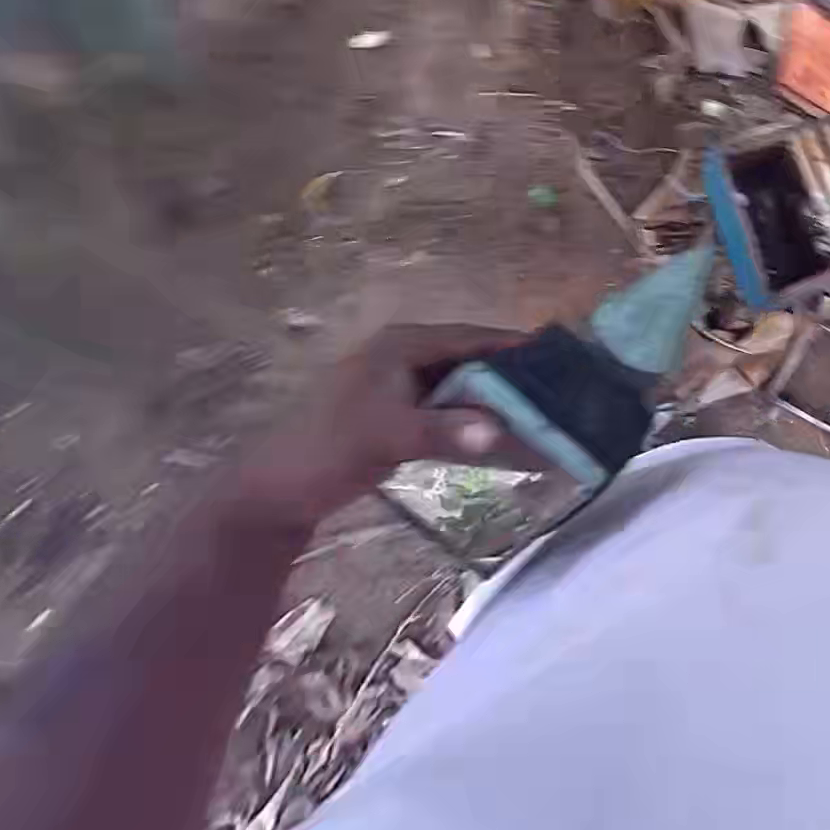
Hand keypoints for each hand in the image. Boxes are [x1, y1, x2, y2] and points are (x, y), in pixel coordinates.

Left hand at [235, 324, 536, 529]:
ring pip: (466, 383)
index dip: (513, 344)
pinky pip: (454, 406)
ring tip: (541, 408)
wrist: (272, 493)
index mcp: (402, 345)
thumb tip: (497, 431)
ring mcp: (406, 384)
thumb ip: (442, 431)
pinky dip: (478, 416)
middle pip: (473, 358)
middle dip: (512, 372)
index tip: (557, 355)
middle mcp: (408, 356)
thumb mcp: (385, 436)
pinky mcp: (405, 411)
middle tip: (557, 388)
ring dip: (498, 397)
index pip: (471, 336)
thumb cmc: (324, 450)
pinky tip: (505, 430)